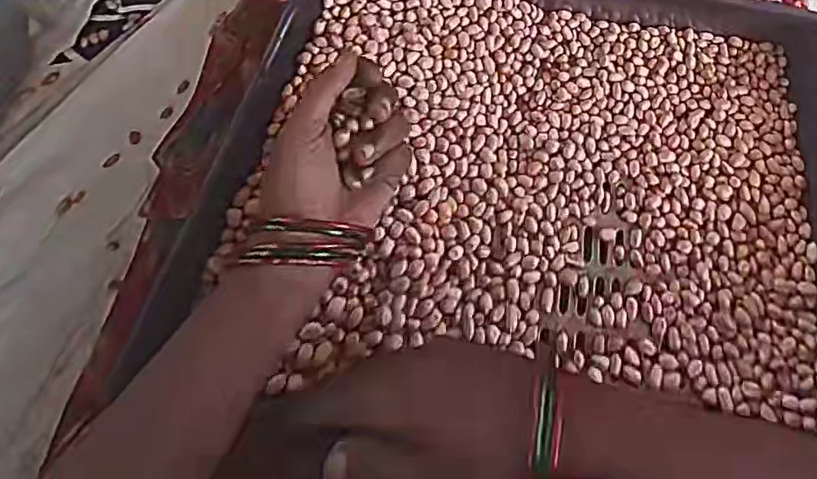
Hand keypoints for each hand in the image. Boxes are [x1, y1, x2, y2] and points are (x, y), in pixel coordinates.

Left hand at [259, 54, 411, 230]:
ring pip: (399, 121)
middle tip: (370, 118)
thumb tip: (351, 54)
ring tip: (358, 160)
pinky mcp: (390, 171)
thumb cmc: (296, 180)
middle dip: (380, 104)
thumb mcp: (302, 126)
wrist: (310, 233)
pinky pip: (404, 152)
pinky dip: (388, 162)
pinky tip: (367, 178)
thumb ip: (327, 86)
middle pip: (385, 94)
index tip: (368, 79)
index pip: (359, 77)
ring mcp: (374, 148)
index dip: (367, 75)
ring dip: (380, 138)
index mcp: (329, 109)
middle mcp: (354, 125)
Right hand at [283, 340, 534, 476]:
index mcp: (388, 391)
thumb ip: (370, 462)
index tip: (272, 432)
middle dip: (324, 404)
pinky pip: (402, 365)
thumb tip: (327, 456)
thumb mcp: (422, 473)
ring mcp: (428, 350)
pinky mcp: (450, 350)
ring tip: (341, 421)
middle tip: (303, 428)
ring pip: (375, 370)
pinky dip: (385, 385)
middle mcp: (403, 360)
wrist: (544, 413)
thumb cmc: (481, 454)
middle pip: (347, 380)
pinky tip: (389, 407)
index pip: (324, 399)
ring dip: (355, 393)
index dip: (294, 418)